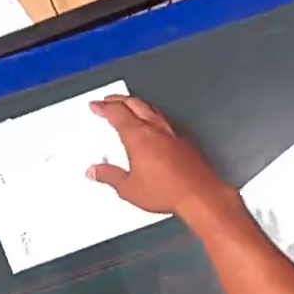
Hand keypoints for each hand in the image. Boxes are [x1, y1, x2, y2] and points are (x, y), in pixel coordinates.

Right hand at [87, 94, 236, 218]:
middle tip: (110, 100)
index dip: (103, 107)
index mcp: (138, 136)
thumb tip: (96, 171)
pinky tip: (155, 125)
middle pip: (134, 104)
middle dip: (119, 100)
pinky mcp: (185, 140)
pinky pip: (166, 120)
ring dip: (138, 104)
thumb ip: (110, 176)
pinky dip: (154, 117)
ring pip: (151, 109)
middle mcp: (155, 129)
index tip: (96, 105)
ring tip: (131, 107)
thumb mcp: (129, 188)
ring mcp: (172, 132)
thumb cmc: (168, 190)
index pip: (116, 113)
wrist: (198, 194)